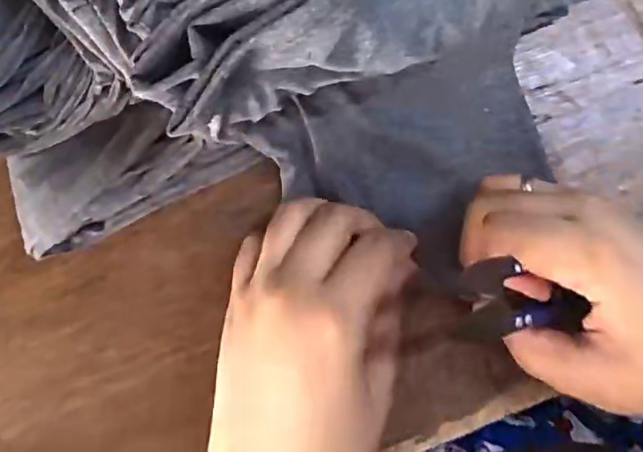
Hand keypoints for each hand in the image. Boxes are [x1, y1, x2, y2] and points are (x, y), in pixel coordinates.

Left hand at [209, 199, 417, 451]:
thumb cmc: (329, 443)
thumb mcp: (375, 389)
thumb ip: (388, 321)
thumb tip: (398, 273)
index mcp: (334, 316)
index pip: (374, 249)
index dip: (399, 241)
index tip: (409, 247)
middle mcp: (291, 288)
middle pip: (332, 219)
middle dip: (364, 220)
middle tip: (378, 241)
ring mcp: (256, 288)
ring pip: (289, 214)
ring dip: (321, 213)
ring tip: (338, 234)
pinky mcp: (233, 297)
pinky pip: (255, 241)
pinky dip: (279, 234)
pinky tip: (297, 252)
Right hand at [459, 177, 642, 419]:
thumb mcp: (603, 381)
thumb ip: (534, 350)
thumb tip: (498, 318)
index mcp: (583, 247)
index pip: (493, 226)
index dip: (473, 263)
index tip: (491, 305)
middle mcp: (582, 206)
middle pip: (492, 197)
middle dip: (480, 244)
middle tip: (512, 296)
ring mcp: (592, 198)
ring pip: (509, 186)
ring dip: (499, 228)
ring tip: (530, 280)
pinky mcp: (600, 202)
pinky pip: (533, 191)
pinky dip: (519, 219)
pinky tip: (549, 265)